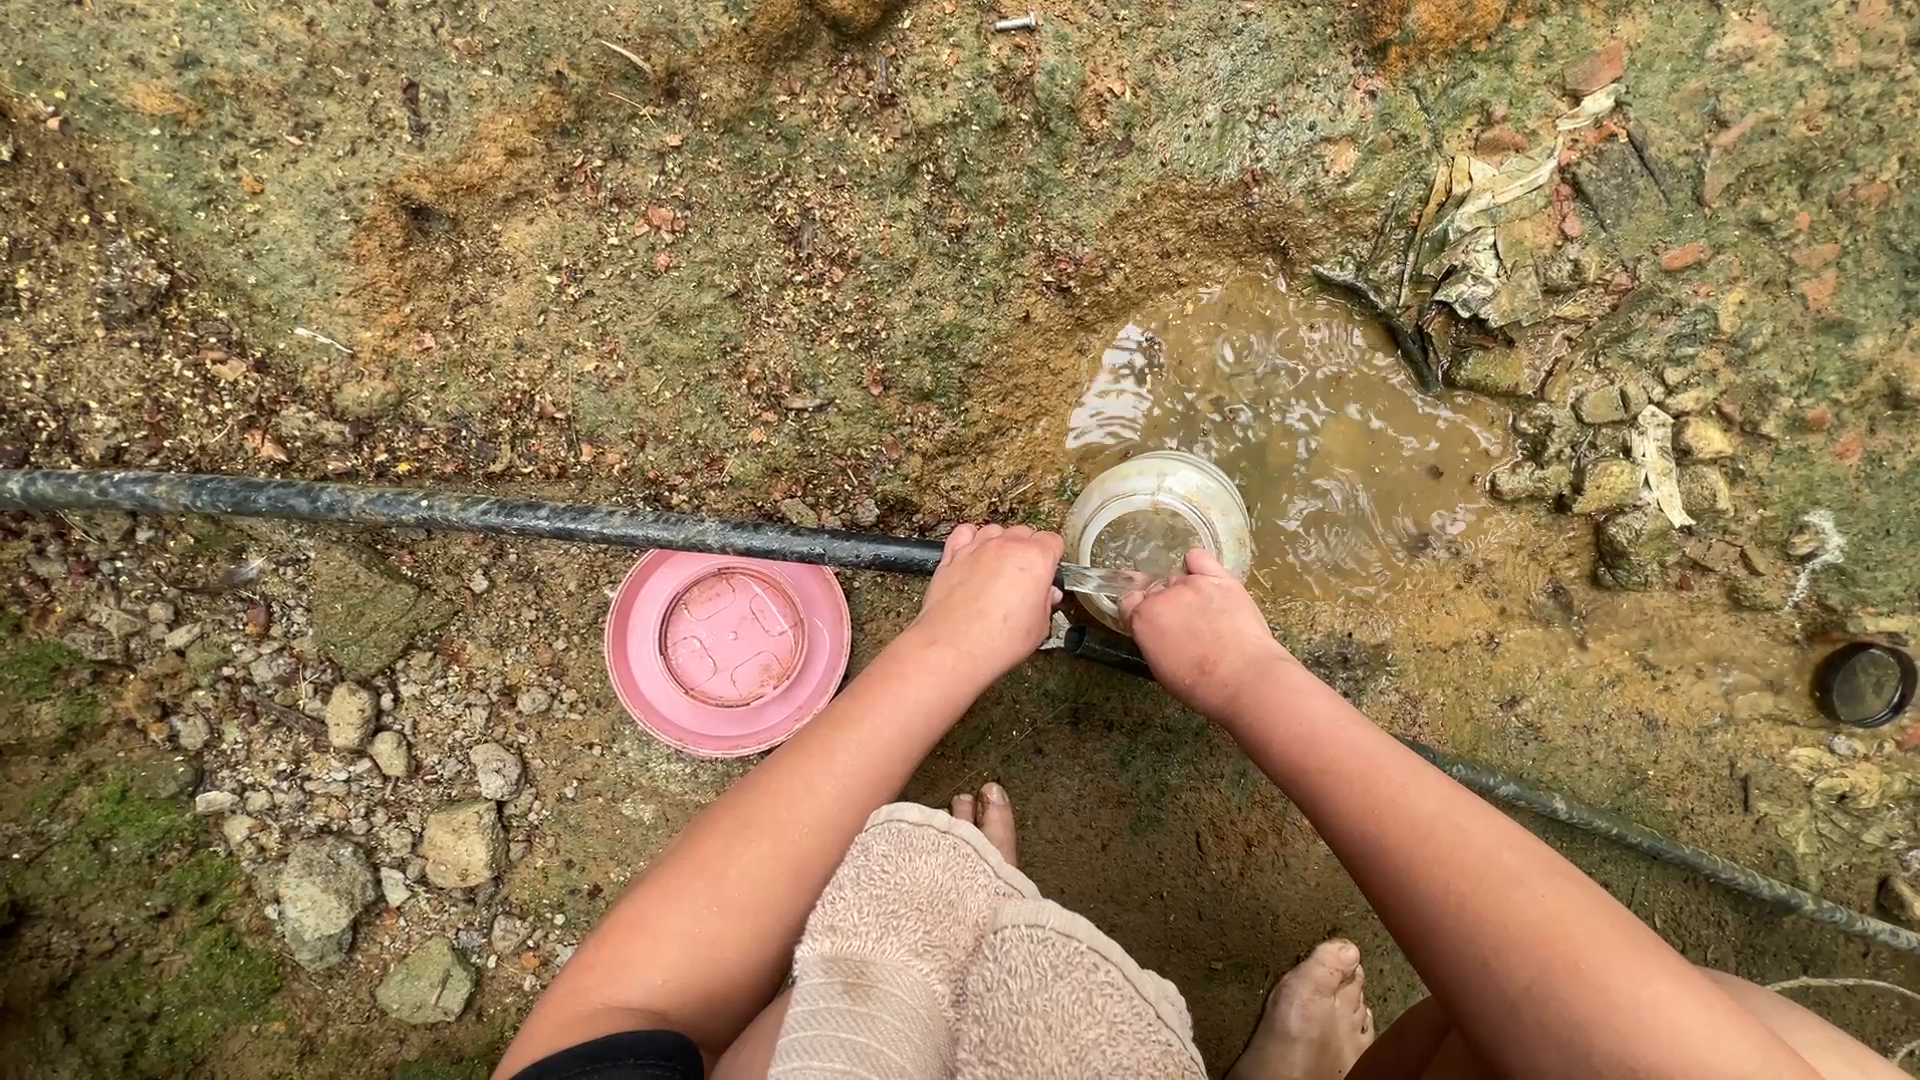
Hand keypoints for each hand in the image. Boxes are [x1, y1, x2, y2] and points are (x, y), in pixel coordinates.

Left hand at [904, 524, 1063, 685]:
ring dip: (1000, 543)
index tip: (1049, 569)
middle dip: (1029, 550)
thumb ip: (1046, 604)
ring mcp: (977, 548)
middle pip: (1024, 533)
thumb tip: (1047, 596)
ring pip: (995, 531)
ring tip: (1000, 567)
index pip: (1052, 541)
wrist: (954, 647)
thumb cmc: (995, 640)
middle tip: (1026, 576)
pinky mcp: (952, 556)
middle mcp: (1006, 547)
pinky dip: (971, 538)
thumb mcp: (1039, 627)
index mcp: (1035, 559)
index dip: (1052, 556)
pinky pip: (964, 533)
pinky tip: (975, 553)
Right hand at [1120, 549, 1296, 721]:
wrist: (1245, 680)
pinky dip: (1198, 564)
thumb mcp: (1161, 668)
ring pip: (1178, 576)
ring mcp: (1192, 585)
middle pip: (1155, 588)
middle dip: (1164, 602)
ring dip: (1185, 589)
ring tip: (1204, 611)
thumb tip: (1157, 630)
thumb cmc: (1203, 686)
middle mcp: (1162, 596)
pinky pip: (1199, 558)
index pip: (1128, 601)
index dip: (1139, 610)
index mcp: (1142, 620)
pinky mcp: (1221, 580)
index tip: (1151, 621)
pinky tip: (1206, 578)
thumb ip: (1151, 639)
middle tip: (1183, 623)